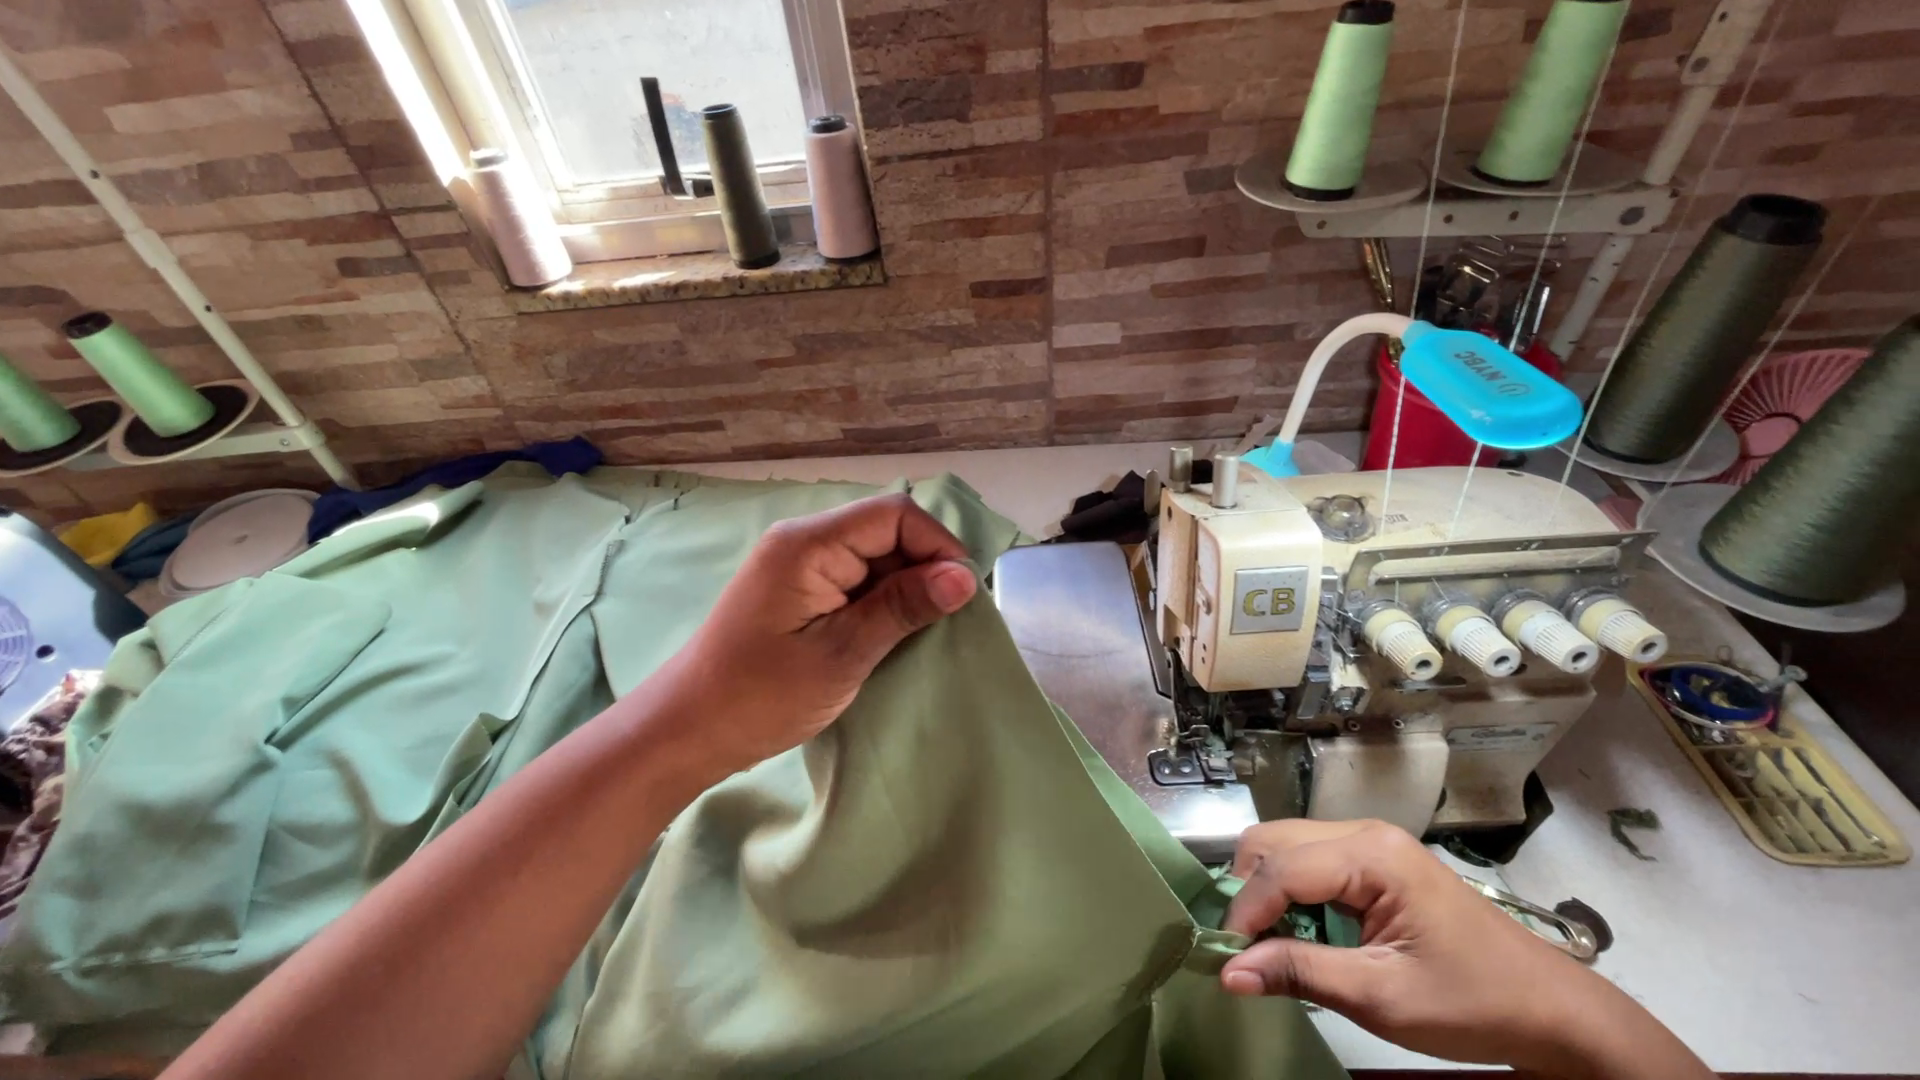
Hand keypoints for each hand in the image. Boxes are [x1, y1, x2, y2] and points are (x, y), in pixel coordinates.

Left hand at [648, 493, 977, 775]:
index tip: (962, 595)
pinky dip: (881, 603)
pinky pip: (856, 579)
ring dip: (905, 589)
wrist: (690, 730)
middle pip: (886, 531)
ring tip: (920, 634)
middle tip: (943, 623)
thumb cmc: (761, 695)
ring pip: (875, 557)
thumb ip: (902, 608)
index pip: (894, 515)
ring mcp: (799, 565)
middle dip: (924, 570)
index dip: (937, 545)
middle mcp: (804, 541)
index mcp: (808, 544)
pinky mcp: (800, 590)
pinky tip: (892, 635)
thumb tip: (965, 576)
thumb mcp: (842, 653)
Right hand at [1218, 820, 1710, 1079]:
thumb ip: (1300, 973)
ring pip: (1283, 846)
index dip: (1244, 912)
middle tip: (1246, 949)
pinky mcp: (1373, 860)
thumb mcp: (1381, 997)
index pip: (1279, 868)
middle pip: (1272, 842)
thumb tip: (1227, 972)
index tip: (1226, 960)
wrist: (1552, 1010)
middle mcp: (1364, 832)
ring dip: (1264, 892)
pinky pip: (1307, 860)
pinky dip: (1288, 894)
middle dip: (1247, 892)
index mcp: (1372, 855)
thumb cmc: (1473, 1004)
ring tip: (1271, 945)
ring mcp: (1370, 841)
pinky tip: (1300, 933)